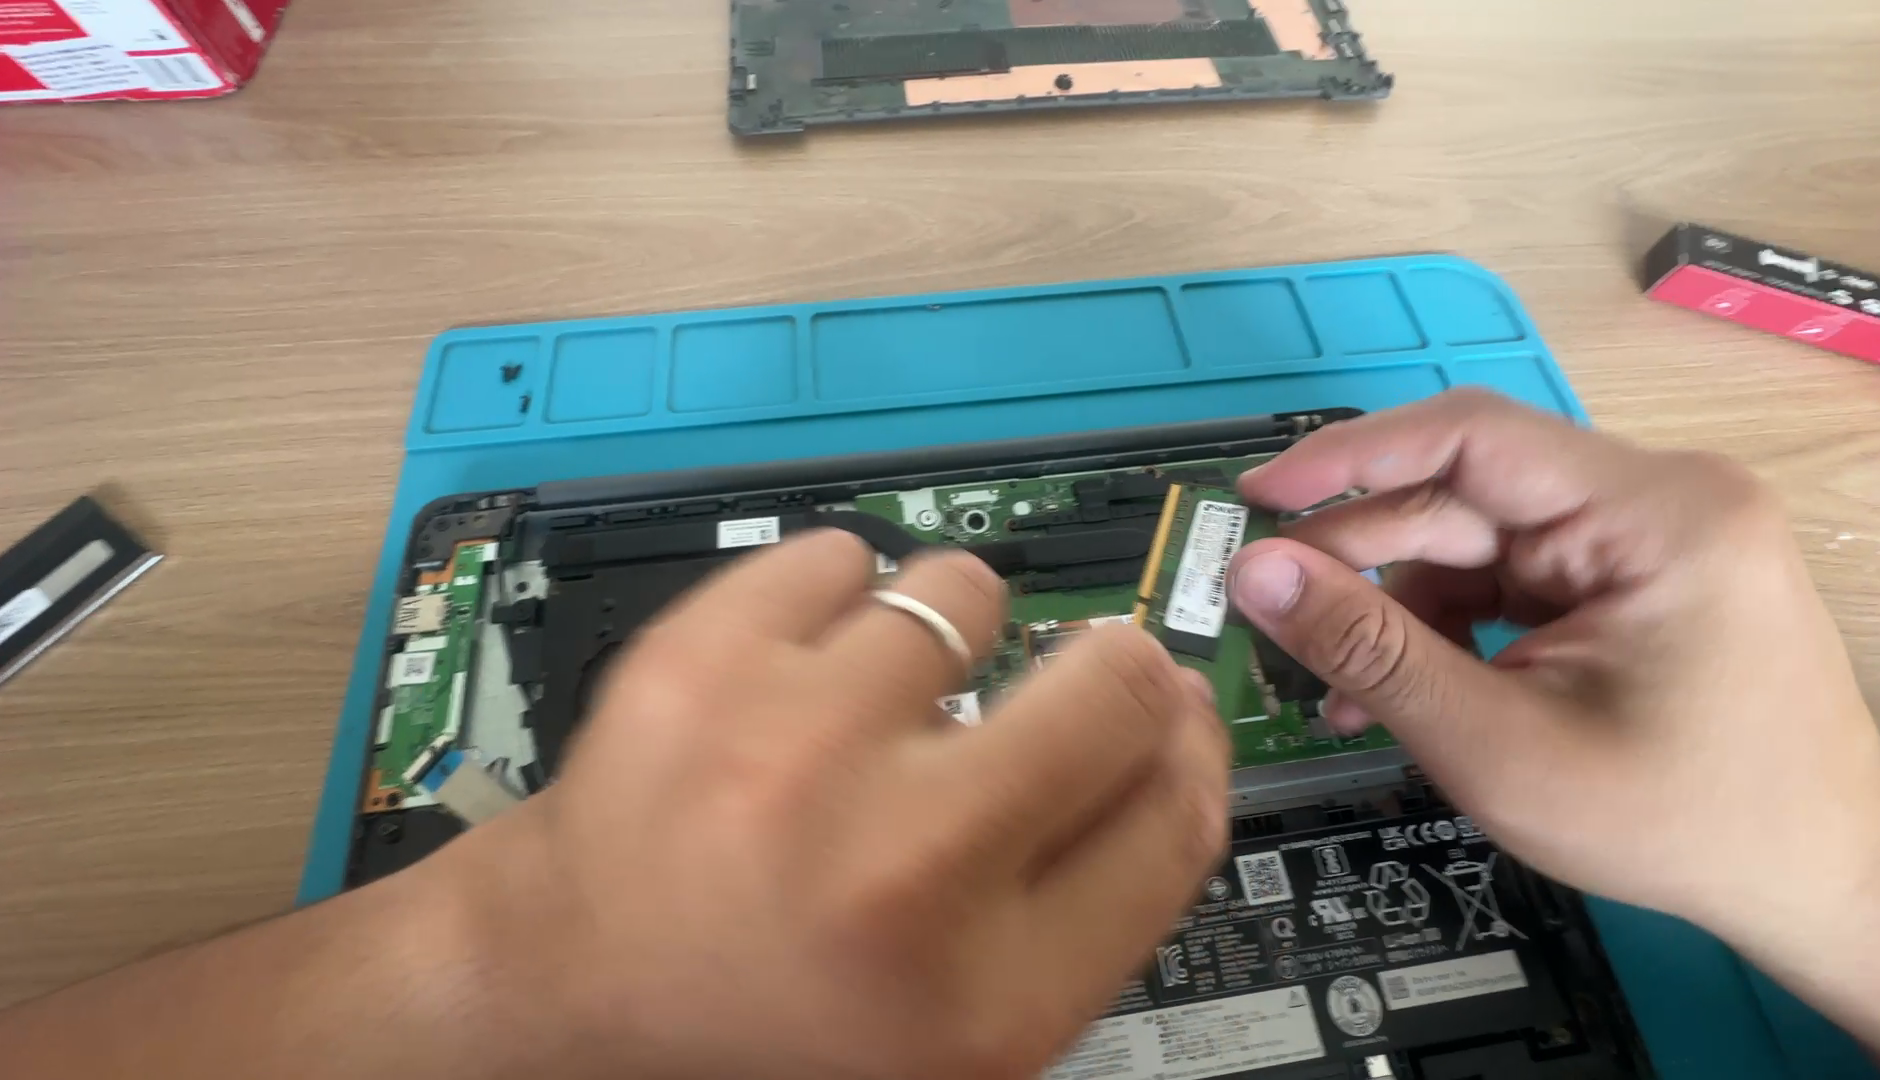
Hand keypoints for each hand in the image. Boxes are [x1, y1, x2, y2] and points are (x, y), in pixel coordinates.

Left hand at [450, 531, 1226, 1079]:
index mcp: (990, 993)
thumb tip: (1166, 716)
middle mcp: (902, 865)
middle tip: (1055, 676)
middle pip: (1110, 685)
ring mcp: (792, 745)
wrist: (571, 980)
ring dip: (946, 632)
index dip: (1188, 743)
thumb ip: (1093, 877)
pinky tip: (799, 666)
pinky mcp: (698, 658)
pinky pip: (840, 556)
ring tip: (875, 699)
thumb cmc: (782, 1006)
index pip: (1174, 817)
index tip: (1169, 705)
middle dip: (1108, 664)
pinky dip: (839, 597)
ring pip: (963, 591)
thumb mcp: (968, 1011)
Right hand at [1227, 388, 1879, 1068]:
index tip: (1253, 497)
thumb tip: (1249, 571)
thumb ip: (1364, 649)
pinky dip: (1417, 633)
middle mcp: (1637, 503)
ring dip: (1378, 613)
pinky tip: (1379, 693)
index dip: (1345, 457)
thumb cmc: (1674, 822)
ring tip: (1330, 688)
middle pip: (1448, 500)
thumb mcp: (1492, 742)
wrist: (1817, 893)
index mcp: (1649, 514)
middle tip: (1264, 610)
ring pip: (1450, 547)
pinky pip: (1476, 584)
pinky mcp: (1595, 582)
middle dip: (1350, 560)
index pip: (1468, 437)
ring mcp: (1617, 542)